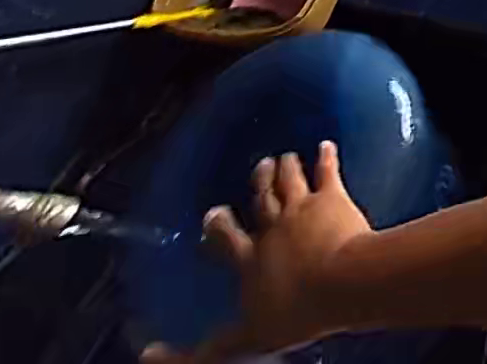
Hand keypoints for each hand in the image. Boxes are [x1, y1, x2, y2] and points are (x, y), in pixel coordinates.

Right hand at [142, 141, 374, 363]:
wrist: (339, 282)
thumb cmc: (296, 312)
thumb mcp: (244, 341)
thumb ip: (201, 351)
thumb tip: (147, 357)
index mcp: (251, 260)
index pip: (228, 241)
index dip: (220, 227)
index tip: (212, 212)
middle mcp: (274, 228)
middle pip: (264, 201)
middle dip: (260, 183)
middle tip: (259, 165)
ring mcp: (303, 208)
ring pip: (291, 181)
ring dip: (287, 167)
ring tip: (286, 156)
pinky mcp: (332, 196)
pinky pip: (326, 172)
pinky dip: (326, 157)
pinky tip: (326, 145)